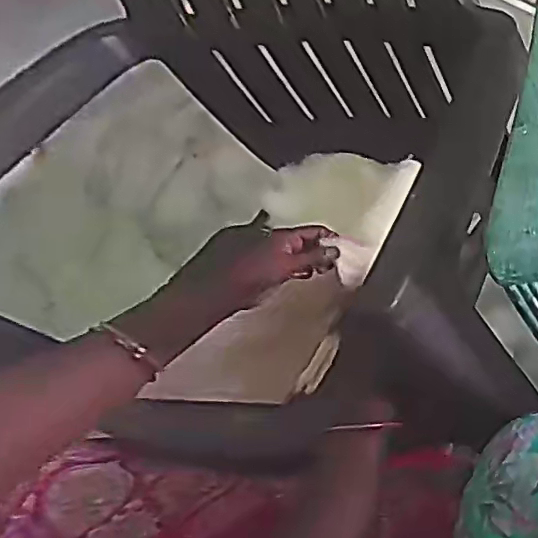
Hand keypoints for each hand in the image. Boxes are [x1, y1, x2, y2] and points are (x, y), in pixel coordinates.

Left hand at [116, 221, 337, 360]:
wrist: (190, 307)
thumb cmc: (237, 288)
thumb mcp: (280, 272)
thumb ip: (309, 259)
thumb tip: (335, 249)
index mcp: (270, 233)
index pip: (311, 230)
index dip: (330, 239)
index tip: (346, 251)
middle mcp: (253, 232)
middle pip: (293, 237)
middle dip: (312, 249)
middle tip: (328, 266)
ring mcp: (236, 244)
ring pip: (276, 247)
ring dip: (293, 258)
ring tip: (306, 276)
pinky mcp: (223, 258)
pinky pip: (260, 256)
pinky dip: (275, 265)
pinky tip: (276, 280)